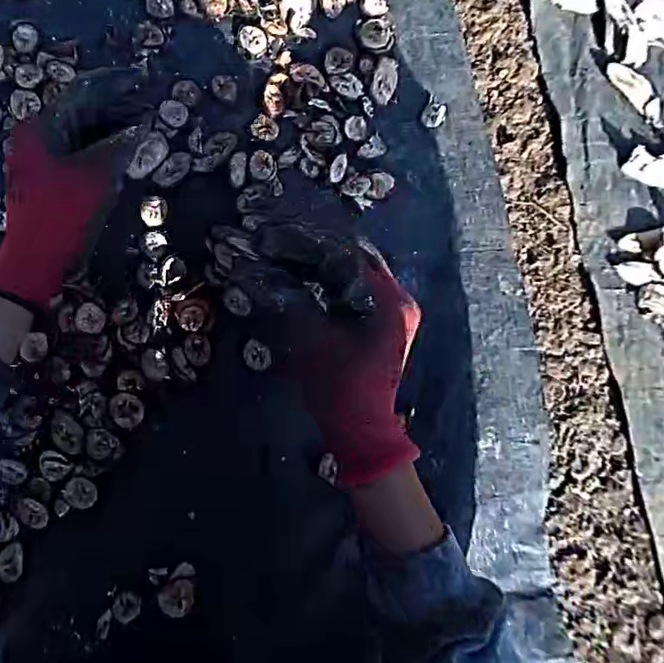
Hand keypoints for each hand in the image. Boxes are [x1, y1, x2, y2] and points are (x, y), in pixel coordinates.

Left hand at [0, 67, 150, 310]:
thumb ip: (119, 144)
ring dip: (110, 125)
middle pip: (80, 108)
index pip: (81, 91)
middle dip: (116, 104)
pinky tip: (124, 145)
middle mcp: (35, 136)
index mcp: (40, 128)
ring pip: (79, 129)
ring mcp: (37, 156)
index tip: (143, 77)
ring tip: (143, 121)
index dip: (116, 83)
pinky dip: (100, 145)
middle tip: (149, 100)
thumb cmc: (60, 216)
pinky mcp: (44, 175)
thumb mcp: (95, 177)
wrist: (33, 262)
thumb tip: (141, 125)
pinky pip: (76, 149)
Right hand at [243, 223, 421, 488]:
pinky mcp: (384, 324)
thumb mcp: (310, 337)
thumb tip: (264, 272)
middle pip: (357, 260)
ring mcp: (395, 314)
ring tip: (291, 257)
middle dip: (320, 251)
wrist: (360, 426)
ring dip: (326, 265)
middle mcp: (399, 302)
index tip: (283, 237)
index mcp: (390, 301)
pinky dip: (332, 282)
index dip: (314, 244)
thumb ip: (291, 301)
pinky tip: (306, 280)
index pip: (351, 255)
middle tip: (285, 243)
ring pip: (357, 274)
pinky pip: (357, 290)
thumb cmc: (339, 382)